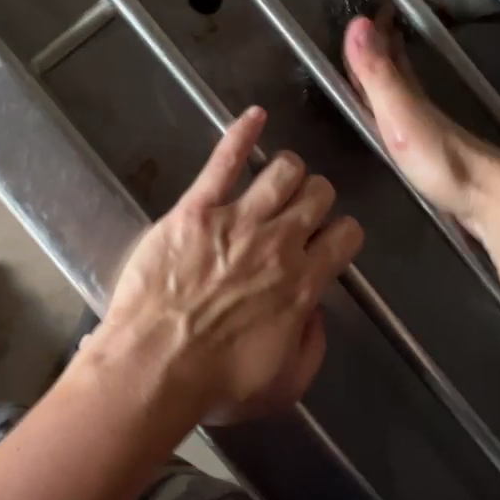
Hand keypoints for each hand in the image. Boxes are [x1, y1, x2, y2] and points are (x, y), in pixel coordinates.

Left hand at [88, 107, 362, 424]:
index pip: (344, 236)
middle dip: (316, 197)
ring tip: (279, 176)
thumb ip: (313, 345)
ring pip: (282, 171)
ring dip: (286, 171)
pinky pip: (225, 159)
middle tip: (301, 207)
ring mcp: (238, 219)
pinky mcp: (197, 207)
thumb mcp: (284, 383)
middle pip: (317, 195)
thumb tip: (315, 311)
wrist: (155, 365)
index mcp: (303, 283)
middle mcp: (279, 242)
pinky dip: (243, 132)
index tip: (331, 237)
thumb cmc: (215, 382)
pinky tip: (254, 116)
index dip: (341, 233)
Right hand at [342, 9, 499, 239]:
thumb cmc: (438, 156)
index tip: (370, 6)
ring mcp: (427, 126)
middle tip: (376, 23)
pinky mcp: (431, 150)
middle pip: (399, 65)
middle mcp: (417, 102)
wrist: (486, 197)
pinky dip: (398, 98)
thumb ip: (377, 74)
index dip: (378, 30)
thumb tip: (358, 23)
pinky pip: (407, 112)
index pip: (388, 52)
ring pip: (404, 87)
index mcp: (406, 91)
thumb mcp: (399, 113)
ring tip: (385, 55)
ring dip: (393, 68)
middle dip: (386, 42)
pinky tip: (399, 109)